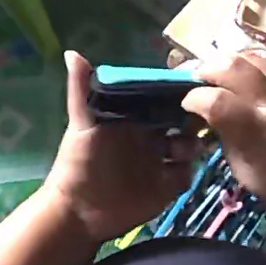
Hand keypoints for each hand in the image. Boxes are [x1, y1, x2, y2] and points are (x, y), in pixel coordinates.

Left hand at [45, 51, 198, 241]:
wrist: (78, 212)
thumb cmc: (78, 163)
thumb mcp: (81, 124)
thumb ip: (80, 90)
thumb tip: (72, 52)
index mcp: (134, 118)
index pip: (162, 99)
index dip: (175, 94)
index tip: (187, 88)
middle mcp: (150, 136)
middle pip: (182, 121)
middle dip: (192, 119)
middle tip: (193, 120)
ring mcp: (160, 161)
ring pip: (189, 146)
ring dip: (191, 145)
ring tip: (179, 150)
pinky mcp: (166, 186)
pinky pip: (187, 174)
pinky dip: (187, 171)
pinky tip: (176, 172)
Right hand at [181, 50, 265, 231]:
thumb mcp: (243, 171)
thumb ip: (224, 136)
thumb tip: (207, 114)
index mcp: (256, 131)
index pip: (213, 100)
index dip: (192, 98)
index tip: (186, 105)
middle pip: (231, 66)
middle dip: (206, 69)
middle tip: (196, 80)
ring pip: (252, 57)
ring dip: (228, 62)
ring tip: (218, 74)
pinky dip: (249, 66)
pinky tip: (243, 78)